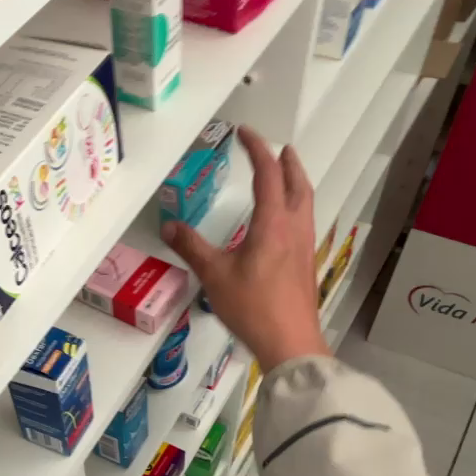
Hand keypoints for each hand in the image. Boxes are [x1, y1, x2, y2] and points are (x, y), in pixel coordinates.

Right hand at [161, 126, 329, 371]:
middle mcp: (294, 228)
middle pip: (297, 184)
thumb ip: (192, 248)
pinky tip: (286, 224)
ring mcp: (304, 247)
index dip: (256, 149)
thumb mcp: (215, 276)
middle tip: (280, 149)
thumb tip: (169, 226)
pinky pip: (305, 224)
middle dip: (288, 163)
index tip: (245, 133)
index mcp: (273, 223)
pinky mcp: (306, 266)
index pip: (267, 174)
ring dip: (296, 184)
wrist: (290, 343)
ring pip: (305, 204)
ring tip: (287, 178)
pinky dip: (296, 209)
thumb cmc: (253, 307)